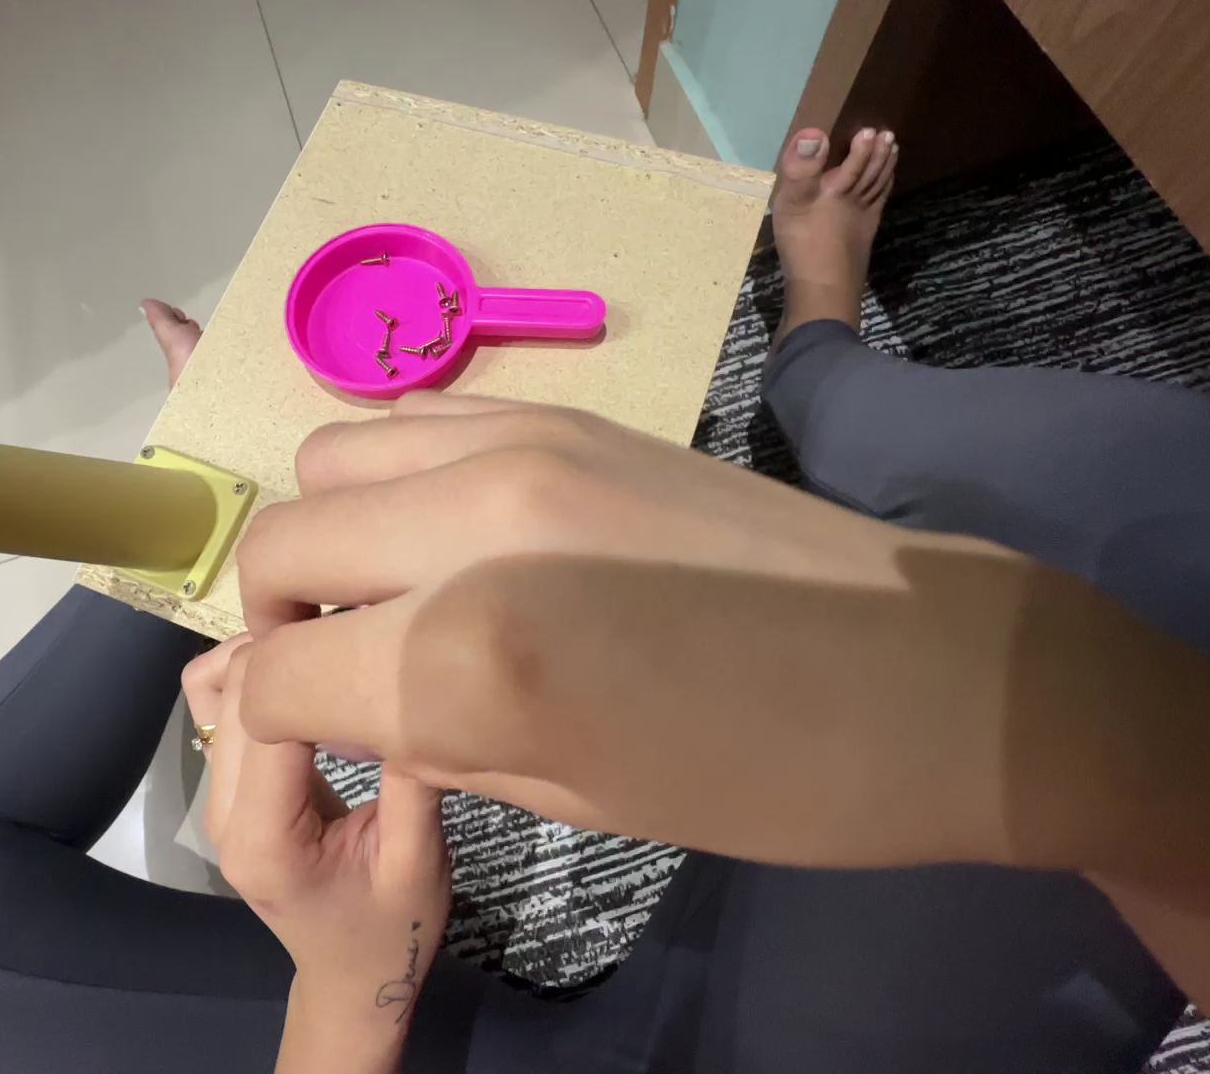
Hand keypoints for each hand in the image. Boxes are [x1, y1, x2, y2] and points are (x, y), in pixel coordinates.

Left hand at [185, 637, 450, 1060]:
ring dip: (267, 655)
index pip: (269, 718)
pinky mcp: (231, 788)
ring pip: (214, 691)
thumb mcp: (420, 860)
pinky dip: (252, 674)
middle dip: (288, 649)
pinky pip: (220, 708)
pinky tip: (307, 671)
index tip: (366, 629)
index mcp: (268, 836)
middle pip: (232, 693)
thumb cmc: (390, 927)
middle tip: (357, 625)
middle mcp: (226, 811)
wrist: (352, 976)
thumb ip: (412, 779)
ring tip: (330, 644)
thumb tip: (411, 685)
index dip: (311, 665)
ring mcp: (221, 798)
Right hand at [233, 393, 1045, 867]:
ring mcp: (519, 439)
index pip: (278, 672)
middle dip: (280, 616)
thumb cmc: (764, 778)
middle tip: (343, 662)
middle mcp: (471, 518)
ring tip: (398, 590)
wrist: (935, 668)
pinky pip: (416, 427)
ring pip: (330, 461)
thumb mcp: (570, 799)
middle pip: (276, 542)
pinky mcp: (564, 411)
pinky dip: (400, 483)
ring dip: (335, 536)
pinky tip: (459, 531)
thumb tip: (327, 698)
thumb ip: (419, 735)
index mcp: (470, 651)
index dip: (274, 712)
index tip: (311, 728)